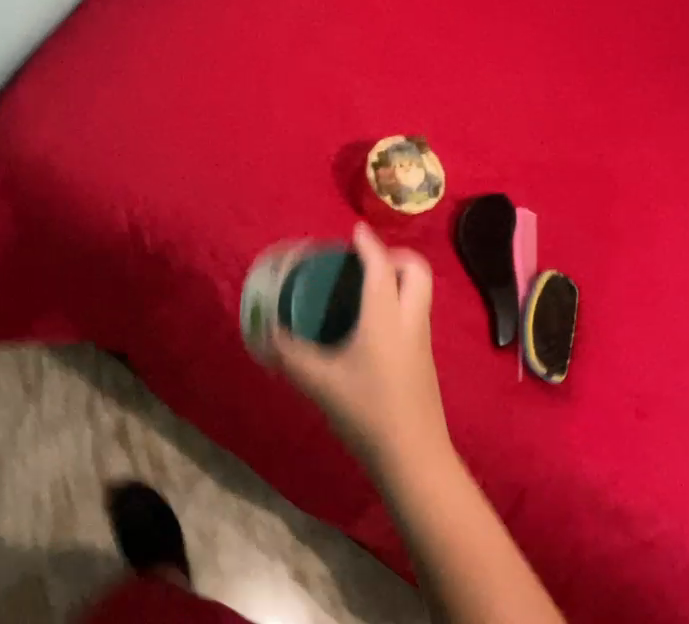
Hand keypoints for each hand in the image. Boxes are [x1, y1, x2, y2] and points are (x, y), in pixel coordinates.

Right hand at [273, 222, 451, 473]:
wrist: (413, 457)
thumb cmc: (366, 413)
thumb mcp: (319, 383)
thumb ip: (289, 355)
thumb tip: (264, 334)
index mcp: (385, 317)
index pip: (381, 267)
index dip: (369, 244)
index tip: (355, 231)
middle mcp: (409, 320)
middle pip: (417, 270)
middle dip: (394, 255)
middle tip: (364, 262)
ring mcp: (422, 340)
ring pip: (420, 292)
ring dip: (398, 279)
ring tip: (365, 287)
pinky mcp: (424, 359)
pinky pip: (415, 312)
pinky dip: (399, 302)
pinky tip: (371, 323)